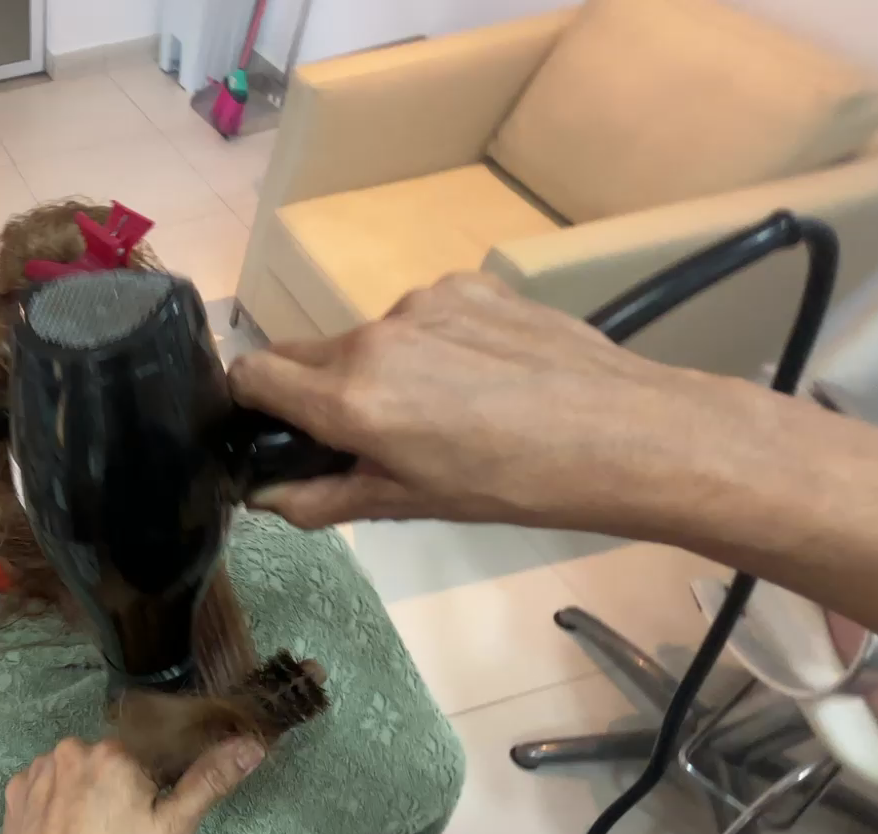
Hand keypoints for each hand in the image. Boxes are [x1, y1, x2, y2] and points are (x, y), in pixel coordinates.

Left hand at [0, 736, 265, 833]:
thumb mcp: (173, 831)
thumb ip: (209, 780)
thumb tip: (251, 743)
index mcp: (111, 752)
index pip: (142, 758)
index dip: (147, 791)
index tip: (144, 823)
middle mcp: (68, 750)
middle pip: (104, 764)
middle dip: (113, 791)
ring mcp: (35, 772)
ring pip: (72, 775)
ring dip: (80, 796)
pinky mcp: (12, 795)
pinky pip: (42, 790)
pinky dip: (51, 807)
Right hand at [227, 273, 762, 531]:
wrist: (632, 435)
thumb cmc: (509, 485)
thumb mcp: (403, 504)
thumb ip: (317, 500)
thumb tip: (261, 497)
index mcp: (349, 399)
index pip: (249, 373)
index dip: (246, 399)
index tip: (270, 424)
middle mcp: (371, 340)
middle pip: (297, 353)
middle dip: (307, 389)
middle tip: (355, 427)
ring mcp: (419, 304)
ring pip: (357, 338)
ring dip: (369, 367)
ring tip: (433, 401)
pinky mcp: (463, 285)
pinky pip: (411, 315)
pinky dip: (420, 342)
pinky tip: (468, 371)